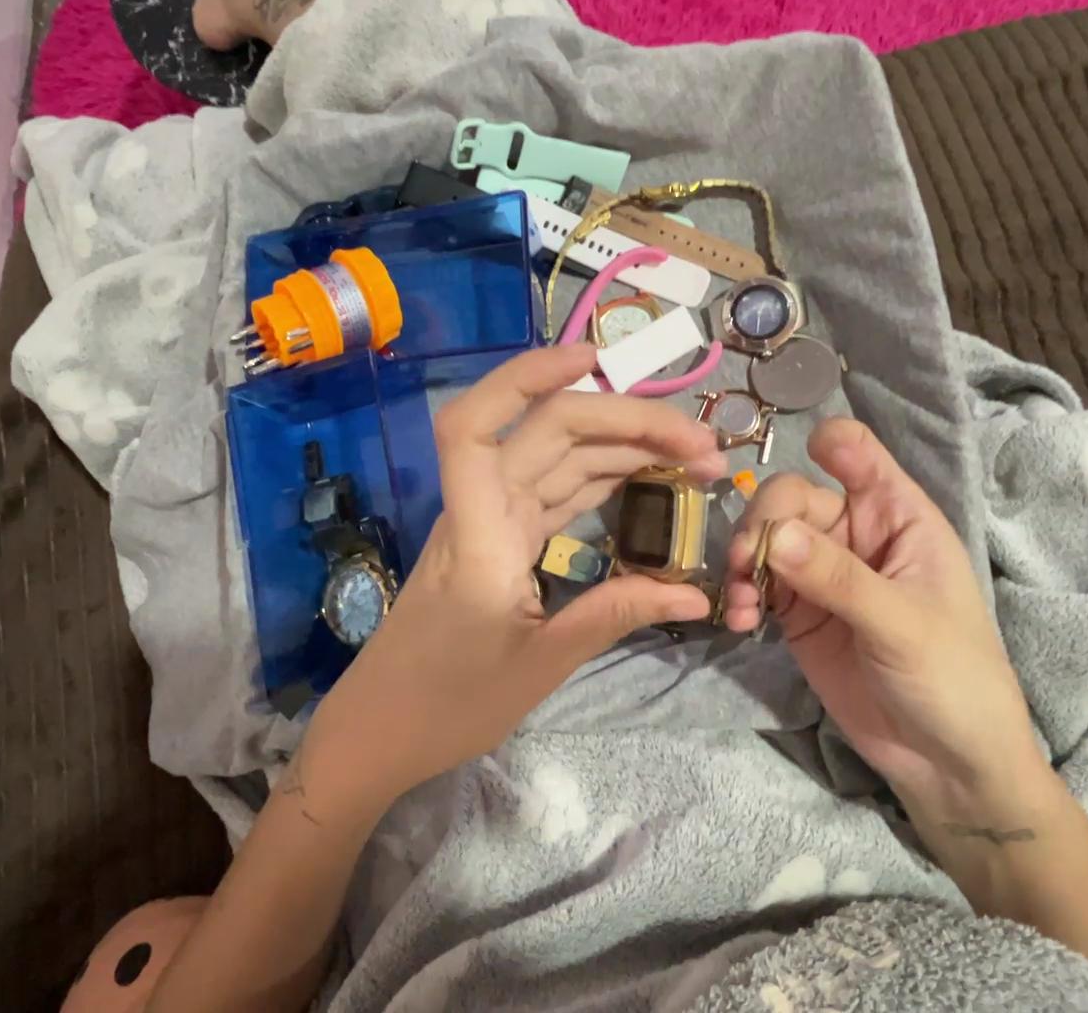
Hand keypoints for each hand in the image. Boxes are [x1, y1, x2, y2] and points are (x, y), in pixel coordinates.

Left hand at [300, 345, 727, 814]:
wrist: (382, 729)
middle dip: (627, 422)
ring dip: (621, 449)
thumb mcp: (539, 665)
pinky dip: (598, 481)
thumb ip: (614, 616)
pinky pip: (552, 493)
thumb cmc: (447, 703)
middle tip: (706, 448)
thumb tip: (694, 596)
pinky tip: (643, 481)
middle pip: (546, 433)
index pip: (475, 427)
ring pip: (555, 460)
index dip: (524, 376)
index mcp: (479, 534)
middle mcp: (480, 511)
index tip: (593, 358)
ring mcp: (488, 524)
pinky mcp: (497, 543)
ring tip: (694, 461)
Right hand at [721, 419, 1045, 818]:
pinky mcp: (796, 611)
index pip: (857, 454)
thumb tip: (773, 535)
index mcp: (897, 517)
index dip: (825, 447)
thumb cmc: (953, 680)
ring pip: (764, 539)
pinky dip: (741, 596)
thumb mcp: (904, 625)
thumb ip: (839, 578)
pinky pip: (756, 584)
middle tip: (748, 566)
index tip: (796, 474)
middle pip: (791, 497)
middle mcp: (854, 535)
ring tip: (744, 604)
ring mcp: (821, 573)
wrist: (945, 763)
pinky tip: (742, 623)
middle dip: (761, 524)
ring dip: (743, 562)